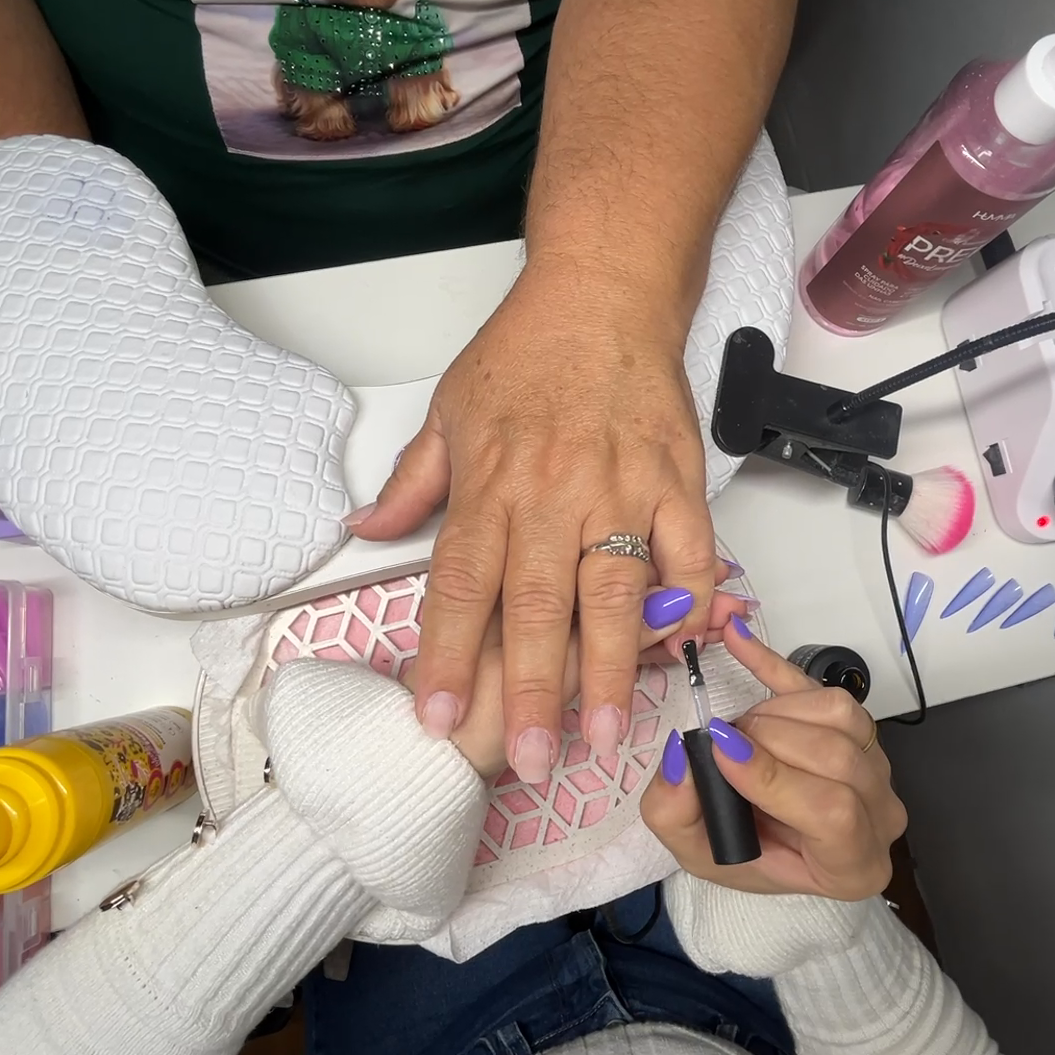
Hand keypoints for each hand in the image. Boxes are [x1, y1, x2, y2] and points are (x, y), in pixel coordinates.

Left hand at [349, 264, 716, 783]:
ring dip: (609, 667)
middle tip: (529, 758)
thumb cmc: (525, 354)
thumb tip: (364, 528)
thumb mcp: (450, 409)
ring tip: (603, 732)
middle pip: (537, 605)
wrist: (601, 297)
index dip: (449, 657)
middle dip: (530, 690)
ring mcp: (622, 490)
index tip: (439, 717)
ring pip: (615, 592)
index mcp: (492, 483)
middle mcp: (554, 495)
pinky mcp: (676, 479)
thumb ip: (412, 480)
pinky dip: (690, 601)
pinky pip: (689, 550)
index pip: (462, 586)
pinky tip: (682, 647)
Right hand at [641, 622, 907, 899]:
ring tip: (738, 725)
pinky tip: (736, 640)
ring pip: (840, 715)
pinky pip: (820, 685)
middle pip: (836, 757)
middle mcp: (879, 815)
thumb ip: (676, 810)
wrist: (763, 840)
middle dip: (766, 738)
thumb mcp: (693, 850)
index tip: (722, 750)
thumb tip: (681, 754)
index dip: (775, 777)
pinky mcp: (854, 724)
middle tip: (721, 740)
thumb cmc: (739, 854)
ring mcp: (876, 766)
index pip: (834, 815)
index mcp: (852, 865)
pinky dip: (773, 662)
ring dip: (775, 710)